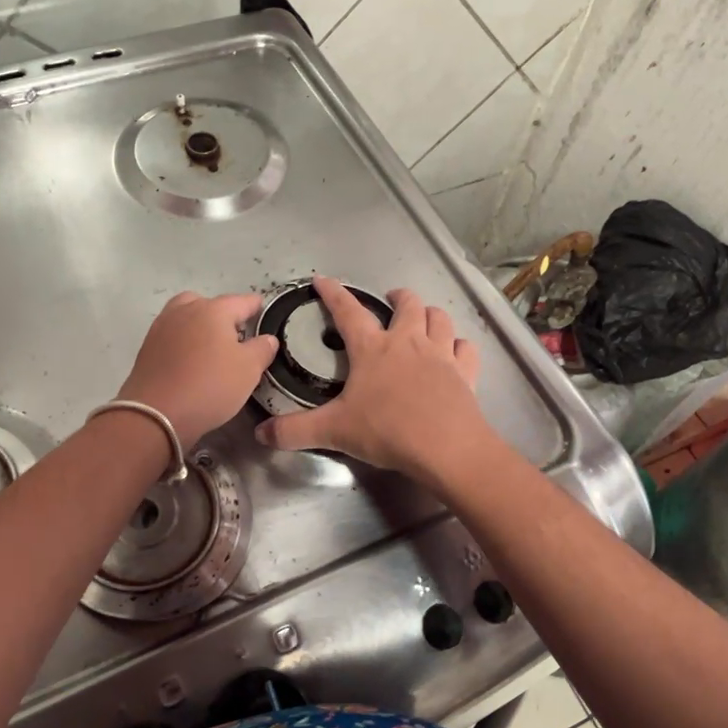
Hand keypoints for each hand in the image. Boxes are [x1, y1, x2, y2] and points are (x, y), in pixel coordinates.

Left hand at [117, 292, 279, 446]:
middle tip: (235, 337)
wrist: (157, 414)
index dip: (257, 308)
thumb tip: (267, 338)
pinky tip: (190, 361)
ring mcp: (162, 326)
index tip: (264, 315)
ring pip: (186, 316)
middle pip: (209, 304)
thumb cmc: (210, 386)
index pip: (242, 301)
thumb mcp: (249, 370)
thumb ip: (262, 349)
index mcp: (213, 310)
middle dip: (224, 315)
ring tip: (210, 348)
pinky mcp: (147, 346)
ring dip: (199, 326)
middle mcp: (185, 310)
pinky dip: (183, 341)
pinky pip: (172, 335)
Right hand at [255, 276, 490, 480]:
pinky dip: (460, 345)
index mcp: (372, 349)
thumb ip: (295, 430)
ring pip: (439, 318)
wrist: (445, 447)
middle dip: (398, 296)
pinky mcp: (465, 372)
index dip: (334, 293)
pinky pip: (466, 348)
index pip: (348, 311)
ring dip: (430, 314)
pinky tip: (456, 351)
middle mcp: (408, 342)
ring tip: (423, 318)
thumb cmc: (387, 432)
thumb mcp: (334, 431)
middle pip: (407, 305)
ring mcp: (440, 354)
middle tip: (391, 299)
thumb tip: (261, 434)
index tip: (323, 280)